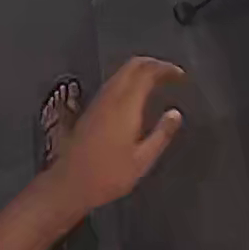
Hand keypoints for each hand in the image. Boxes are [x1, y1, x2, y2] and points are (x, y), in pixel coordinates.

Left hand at [44, 57, 185, 212]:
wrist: (67, 186)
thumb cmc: (107, 176)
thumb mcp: (142, 161)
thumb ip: (161, 134)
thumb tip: (175, 113)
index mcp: (126, 105)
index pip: (147, 72)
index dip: (166, 68)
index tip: (181, 75)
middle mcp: (111, 96)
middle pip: (133, 65)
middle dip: (154, 63)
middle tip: (170, 74)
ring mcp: (99, 101)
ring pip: (122, 72)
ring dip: (141, 70)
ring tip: (158, 81)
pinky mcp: (92, 109)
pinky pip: (115, 82)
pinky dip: (130, 79)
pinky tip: (137, 95)